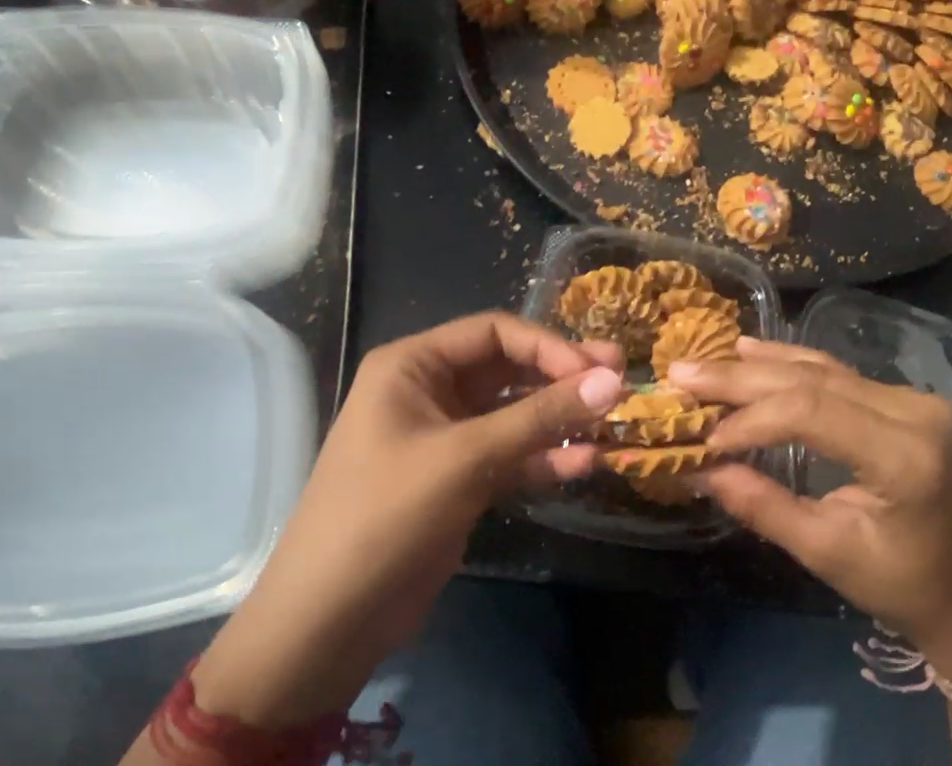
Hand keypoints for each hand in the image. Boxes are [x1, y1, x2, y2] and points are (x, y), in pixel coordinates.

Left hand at [192, 313, 624, 726]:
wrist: (329, 618)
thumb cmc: (385, 516)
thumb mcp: (465, 458)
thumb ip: (541, 417)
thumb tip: (613, 381)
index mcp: (412, 366)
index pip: (495, 333)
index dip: (550, 346)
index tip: (597, 373)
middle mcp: (429, 391)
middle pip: (509, 369)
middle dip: (563, 378)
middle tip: (621, 382)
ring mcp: (445, 438)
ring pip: (515, 414)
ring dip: (560, 420)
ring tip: (614, 425)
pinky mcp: (459, 480)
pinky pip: (511, 455)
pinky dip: (545, 458)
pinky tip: (585, 466)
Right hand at [671, 339, 951, 678]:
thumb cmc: (900, 584)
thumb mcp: (826, 552)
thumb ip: (762, 504)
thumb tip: (698, 468)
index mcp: (903, 455)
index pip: (811, 412)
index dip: (750, 418)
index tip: (702, 436)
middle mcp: (914, 411)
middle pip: (814, 381)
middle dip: (742, 380)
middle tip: (683, 375)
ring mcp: (915, 399)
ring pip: (824, 369)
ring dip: (761, 366)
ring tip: (706, 362)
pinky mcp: (908, 400)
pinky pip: (841, 375)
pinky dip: (793, 365)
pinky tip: (753, 351)